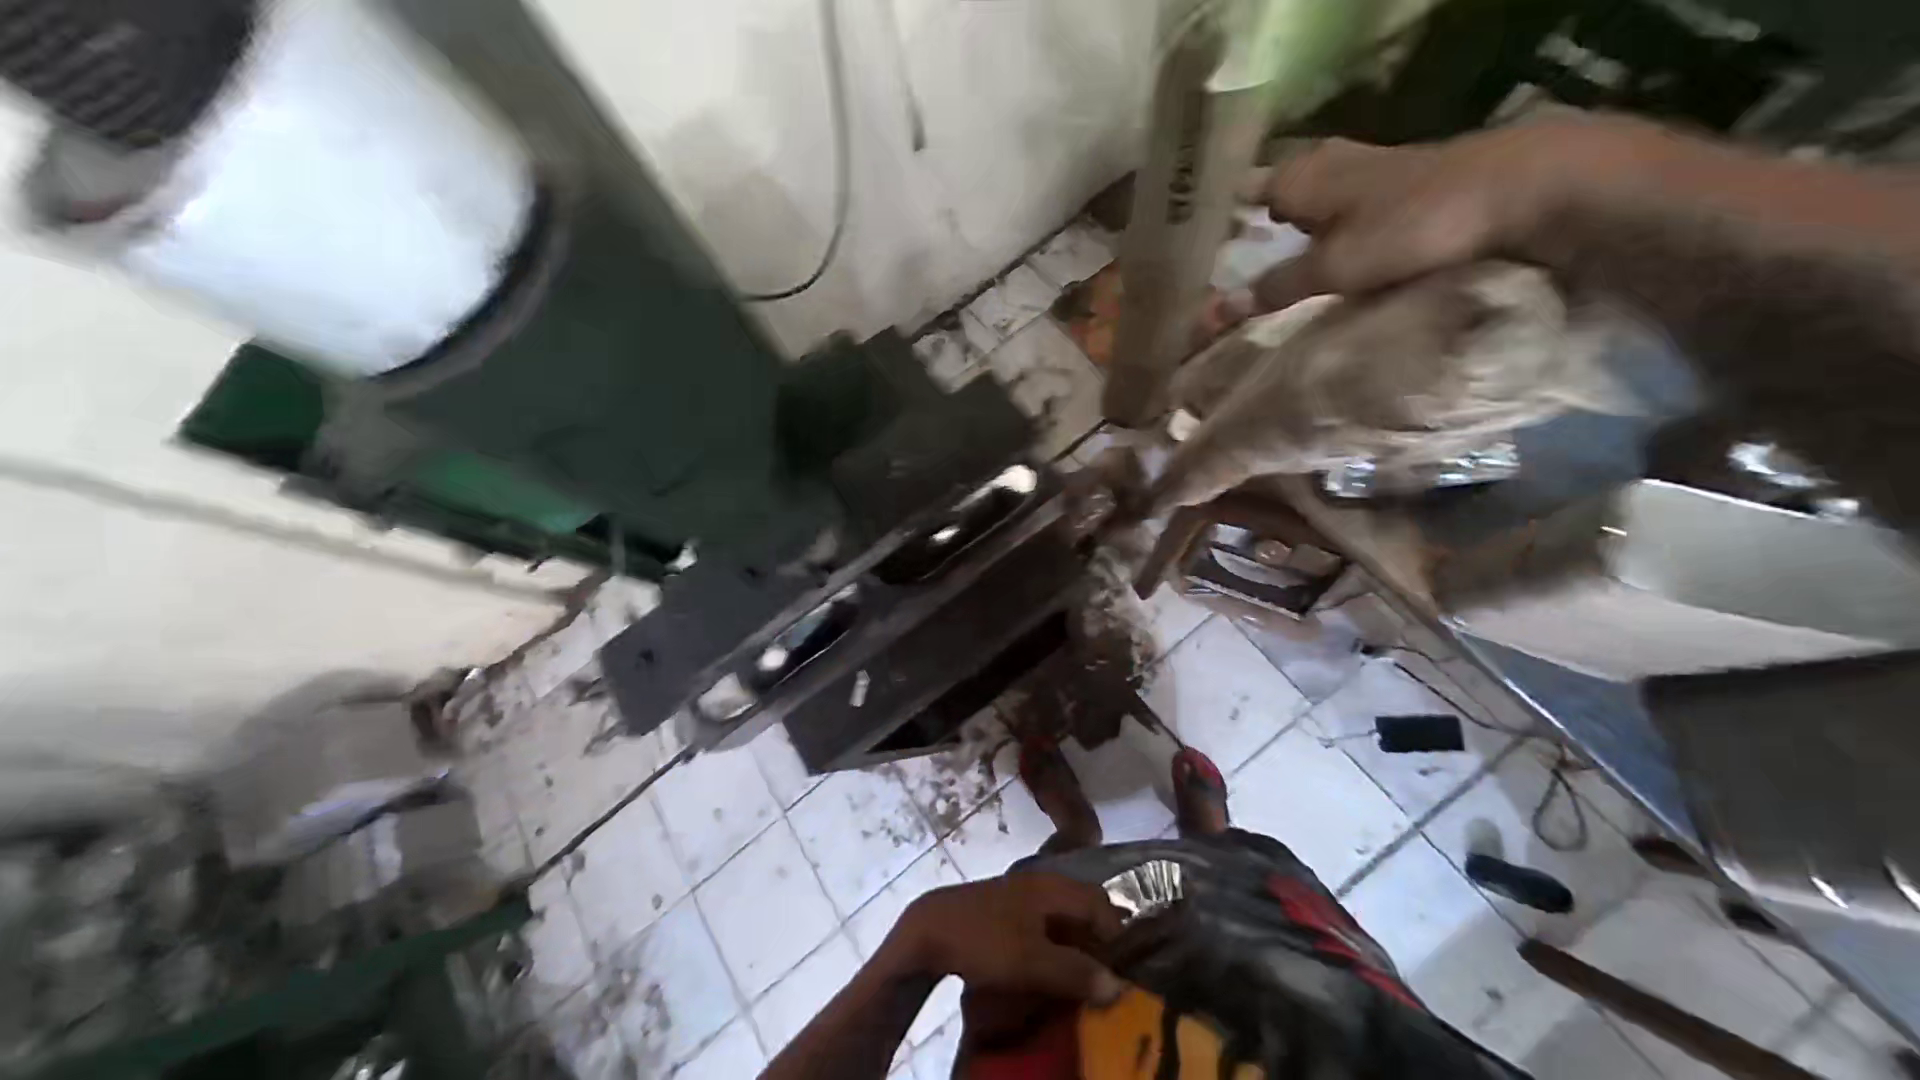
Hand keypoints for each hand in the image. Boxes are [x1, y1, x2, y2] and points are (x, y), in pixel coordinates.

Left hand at [886, 873, 1126, 1003]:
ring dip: (1074, 945)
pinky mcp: (1004, 908)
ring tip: (1078, 977)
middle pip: (1082, 907)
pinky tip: (1046, 967)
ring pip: (1061, 916)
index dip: (1116, 935)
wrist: (929, 929)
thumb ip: (1077, 972)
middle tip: (1102, 976)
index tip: (1121, 970)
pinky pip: (1041, 923)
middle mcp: (1041, 883)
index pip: (1100, 902)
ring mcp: (1020, 893)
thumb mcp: (1034, 962)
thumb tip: (1118, 985)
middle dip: (1096, 941)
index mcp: (1053, 886)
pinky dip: (1052, 944)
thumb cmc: (986, 940)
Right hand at [1248, 114, 1672, 313]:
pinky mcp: (1401, 193)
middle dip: (1255, 236)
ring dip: (1294, 240)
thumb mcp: (1333, 267)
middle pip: (1276, 200)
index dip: (1221, 228)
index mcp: (1301, 175)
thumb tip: (1210, 315)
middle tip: (1234, 279)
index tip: (1202, 265)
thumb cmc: (1413, 225)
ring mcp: (1368, 175)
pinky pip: (1346, 217)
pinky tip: (1328, 268)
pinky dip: (1331, 241)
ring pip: (1312, 209)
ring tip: (1274, 282)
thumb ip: (1273, 289)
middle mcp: (1329, 167)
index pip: (1242, 195)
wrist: (1522, 192)